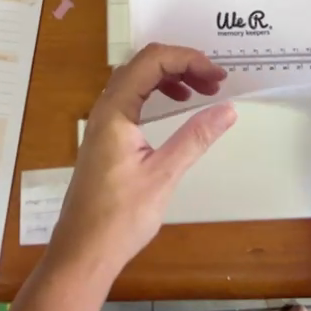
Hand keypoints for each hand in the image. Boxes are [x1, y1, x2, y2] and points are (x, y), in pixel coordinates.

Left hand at [48, 44, 238, 278]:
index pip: (153, 61)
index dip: (188, 59)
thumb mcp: (163, 176)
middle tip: (215, 82)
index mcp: (116, 109)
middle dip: (182, 64)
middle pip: (145, 63)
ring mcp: (104, 119)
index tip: (218, 76)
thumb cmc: (120, 217)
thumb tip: (228, 109)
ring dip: (171, 76)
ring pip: (139, 77)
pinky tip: (178, 106)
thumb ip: (195, 138)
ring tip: (203, 91)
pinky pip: (134, 95)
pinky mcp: (108, 133)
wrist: (83, 251)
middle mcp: (106, 106)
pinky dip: (159, 91)